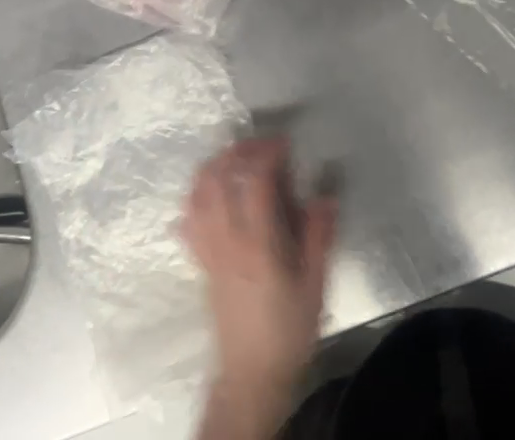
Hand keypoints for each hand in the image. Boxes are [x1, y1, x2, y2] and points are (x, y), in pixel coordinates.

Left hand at [182, 136, 337, 394]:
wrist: (251, 373)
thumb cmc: (289, 331)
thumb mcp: (315, 286)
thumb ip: (319, 237)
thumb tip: (325, 195)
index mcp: (258, 243)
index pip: (255, 182)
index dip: (266, 153)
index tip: (283, 141)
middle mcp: (226, 240)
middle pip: (218, 178)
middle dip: (236, 151)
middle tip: (259, 143)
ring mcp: (208, 249)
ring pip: (198, 194)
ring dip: (213, 166)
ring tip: (234, 157)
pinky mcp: (200, 261)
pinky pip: (189, 218)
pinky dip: (196, 195)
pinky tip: (208, 192)